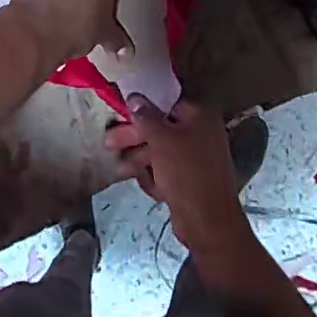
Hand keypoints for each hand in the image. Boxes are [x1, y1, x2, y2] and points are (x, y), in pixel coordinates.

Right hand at [106, 96, 252, 257]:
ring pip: (160, 151)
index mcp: (199, 116)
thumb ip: (146, 117)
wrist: (207, 220)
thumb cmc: (186, 172)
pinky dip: (155, 176)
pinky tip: (150, 186)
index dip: (142, 106)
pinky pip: (166, 170)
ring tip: (122, 168)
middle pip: (160, 128)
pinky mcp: (188, 178)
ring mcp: (195, 157)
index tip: (120, 111)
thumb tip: (135, 96)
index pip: (167, 102)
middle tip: (109, 142)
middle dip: (134, 136)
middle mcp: (200, 132)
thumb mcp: (162, 141)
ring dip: (140, 159)